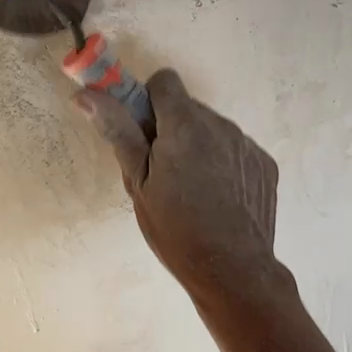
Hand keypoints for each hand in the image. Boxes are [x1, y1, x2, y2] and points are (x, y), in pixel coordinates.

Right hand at [75, 69, 281, 303]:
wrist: (233, 270)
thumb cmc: (176, 228)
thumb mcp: (137, 182)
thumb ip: (117, 130)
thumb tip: (86, 94)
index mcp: (185, 124)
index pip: (165, 80)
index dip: (148, 99)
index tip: (143, 130)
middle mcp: (221, 124)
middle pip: (188, 108)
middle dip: (172, 127)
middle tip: (162, 169)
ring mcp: (247, 144)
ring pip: (213, 129)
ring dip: (199, 145)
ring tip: (192, 189)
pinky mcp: (265, 164)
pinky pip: (236, 149)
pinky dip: (224, 163)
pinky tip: (219, 198)